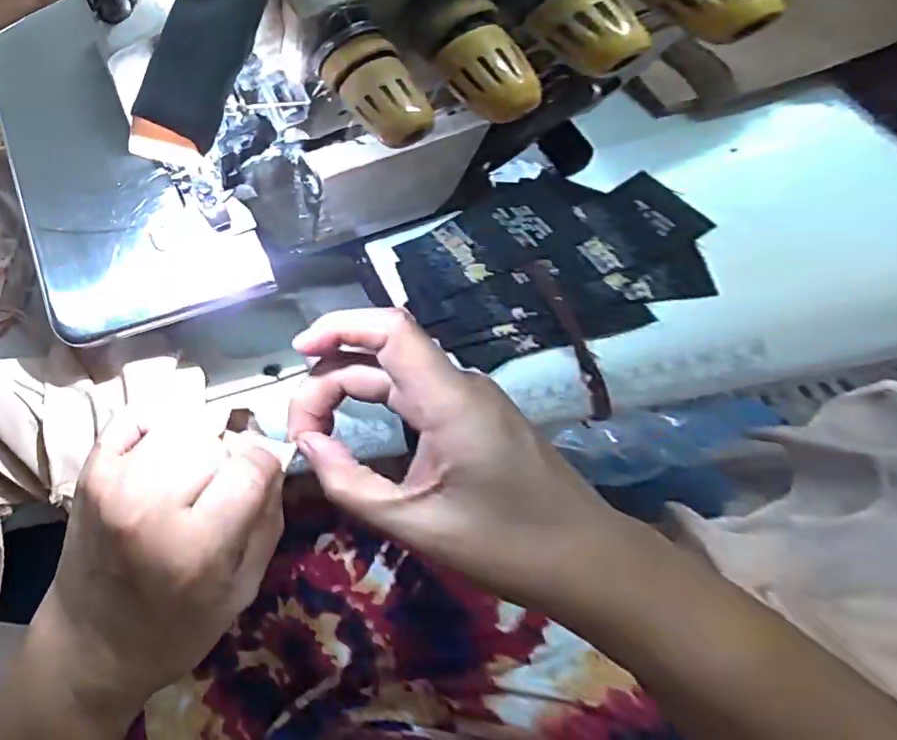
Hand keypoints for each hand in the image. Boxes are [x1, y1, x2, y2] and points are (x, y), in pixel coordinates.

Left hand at [37, 413, 284, 715]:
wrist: (91, 637)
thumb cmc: (174, 628)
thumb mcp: (239, 592)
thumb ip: (264, 523)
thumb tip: (273, 461)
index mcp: (196, 545)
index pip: (248, 467)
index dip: (264, 463)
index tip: (263, 470)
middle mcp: (151, 504)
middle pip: (212, 442)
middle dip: (228, 454)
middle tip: (224, 480)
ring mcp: (114, 481)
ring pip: (175, 424)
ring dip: (194, 439)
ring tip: (193, 467)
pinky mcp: (91, 469)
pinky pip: (133, 418)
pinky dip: (154, 426)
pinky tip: (161, 452)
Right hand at [287, 308, 640, 611]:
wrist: (598, 569)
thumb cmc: (509, 547)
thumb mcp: (415, 524)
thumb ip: (347, 481)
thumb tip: (306, 444)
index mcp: (450, 401)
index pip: (389, 329)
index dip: (338, 326)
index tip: (298, 351)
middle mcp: (457, 385)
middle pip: (374, 354)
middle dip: (325, 382)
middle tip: (301, 431)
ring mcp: (465, 396)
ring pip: (385, 371)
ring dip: (341, 390)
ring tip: (314, 430)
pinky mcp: (467, 412)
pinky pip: (404, 388)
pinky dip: (366, 399)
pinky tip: (347, 423)